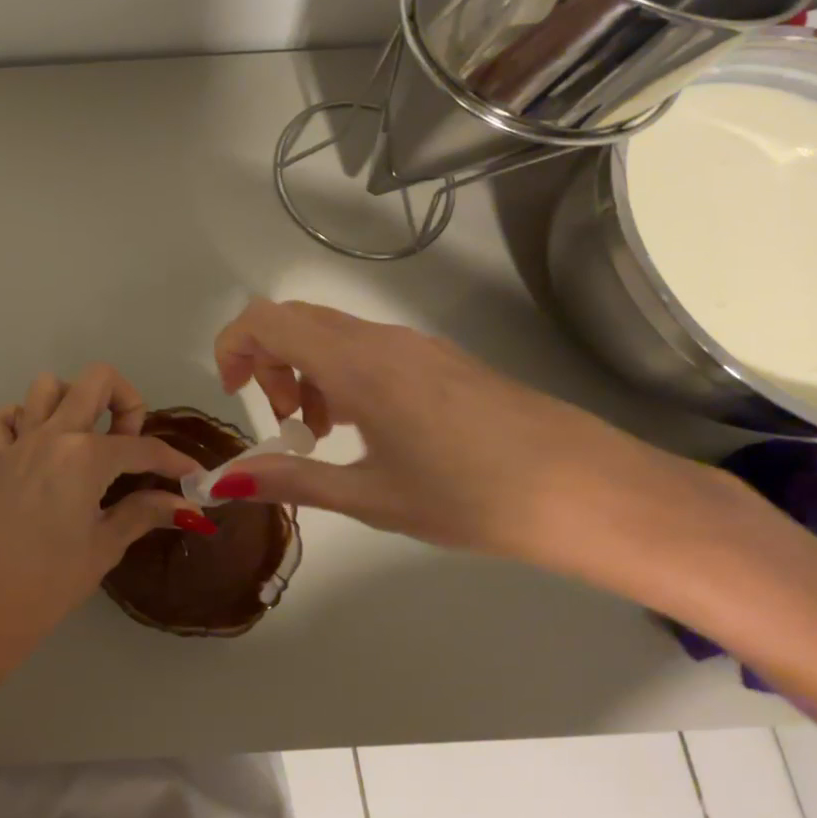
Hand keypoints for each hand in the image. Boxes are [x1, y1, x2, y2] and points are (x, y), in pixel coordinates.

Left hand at [0, 365, 206, 678]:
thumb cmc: (52, 580)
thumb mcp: (105, 545)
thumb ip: (144, 512)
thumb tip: (188, 505)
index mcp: (85, 456)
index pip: (141, 446)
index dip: (173, 460)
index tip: (193, 475)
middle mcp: (52, 435)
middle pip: (95, 380)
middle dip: (125, 400)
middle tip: (129, 444)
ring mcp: (20, 443)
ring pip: (46, 386)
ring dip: (73, 400)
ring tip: (88, 439)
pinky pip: (2, 418)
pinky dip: (20, 420)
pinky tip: (40, 447)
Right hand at [212, 299, 743, 581]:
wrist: (595, 494)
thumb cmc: (472, 497)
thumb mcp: (370, 497)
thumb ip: (290, 480)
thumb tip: (221, 481)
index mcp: (354, 363)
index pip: (264, 320)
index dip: (232, 347)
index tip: (235, 395)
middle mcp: (379, 339)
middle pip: (292, 320)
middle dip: (266, 363)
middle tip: (280, 421)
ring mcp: (416, 346)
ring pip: (331, 333)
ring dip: (305, 372)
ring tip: (322, 435)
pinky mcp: (443, 360)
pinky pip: (367, 347)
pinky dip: (342, 376)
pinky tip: (369, 432)